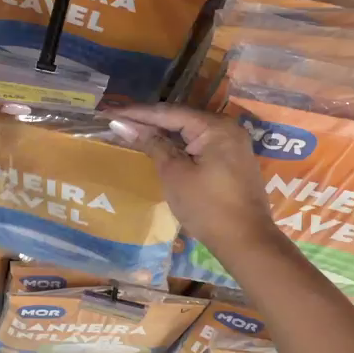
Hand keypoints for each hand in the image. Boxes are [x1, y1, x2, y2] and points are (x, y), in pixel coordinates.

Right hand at [109, 104, 282, 255]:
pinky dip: (176, 144)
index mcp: (214, 127)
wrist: (245, 241)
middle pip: (179, 119)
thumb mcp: (174, 174)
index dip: (135, 113)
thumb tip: (122, 125)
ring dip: (160, 132)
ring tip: (130, 130)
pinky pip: (198, 144)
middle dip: (147, 120)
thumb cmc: (207, 207)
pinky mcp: (231, 159)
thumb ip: (151, 144)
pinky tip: (157, 146)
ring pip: (188, 131)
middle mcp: (226, 128)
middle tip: (115, 119)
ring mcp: (231, 144)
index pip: (167, 113)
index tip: (108, 111)